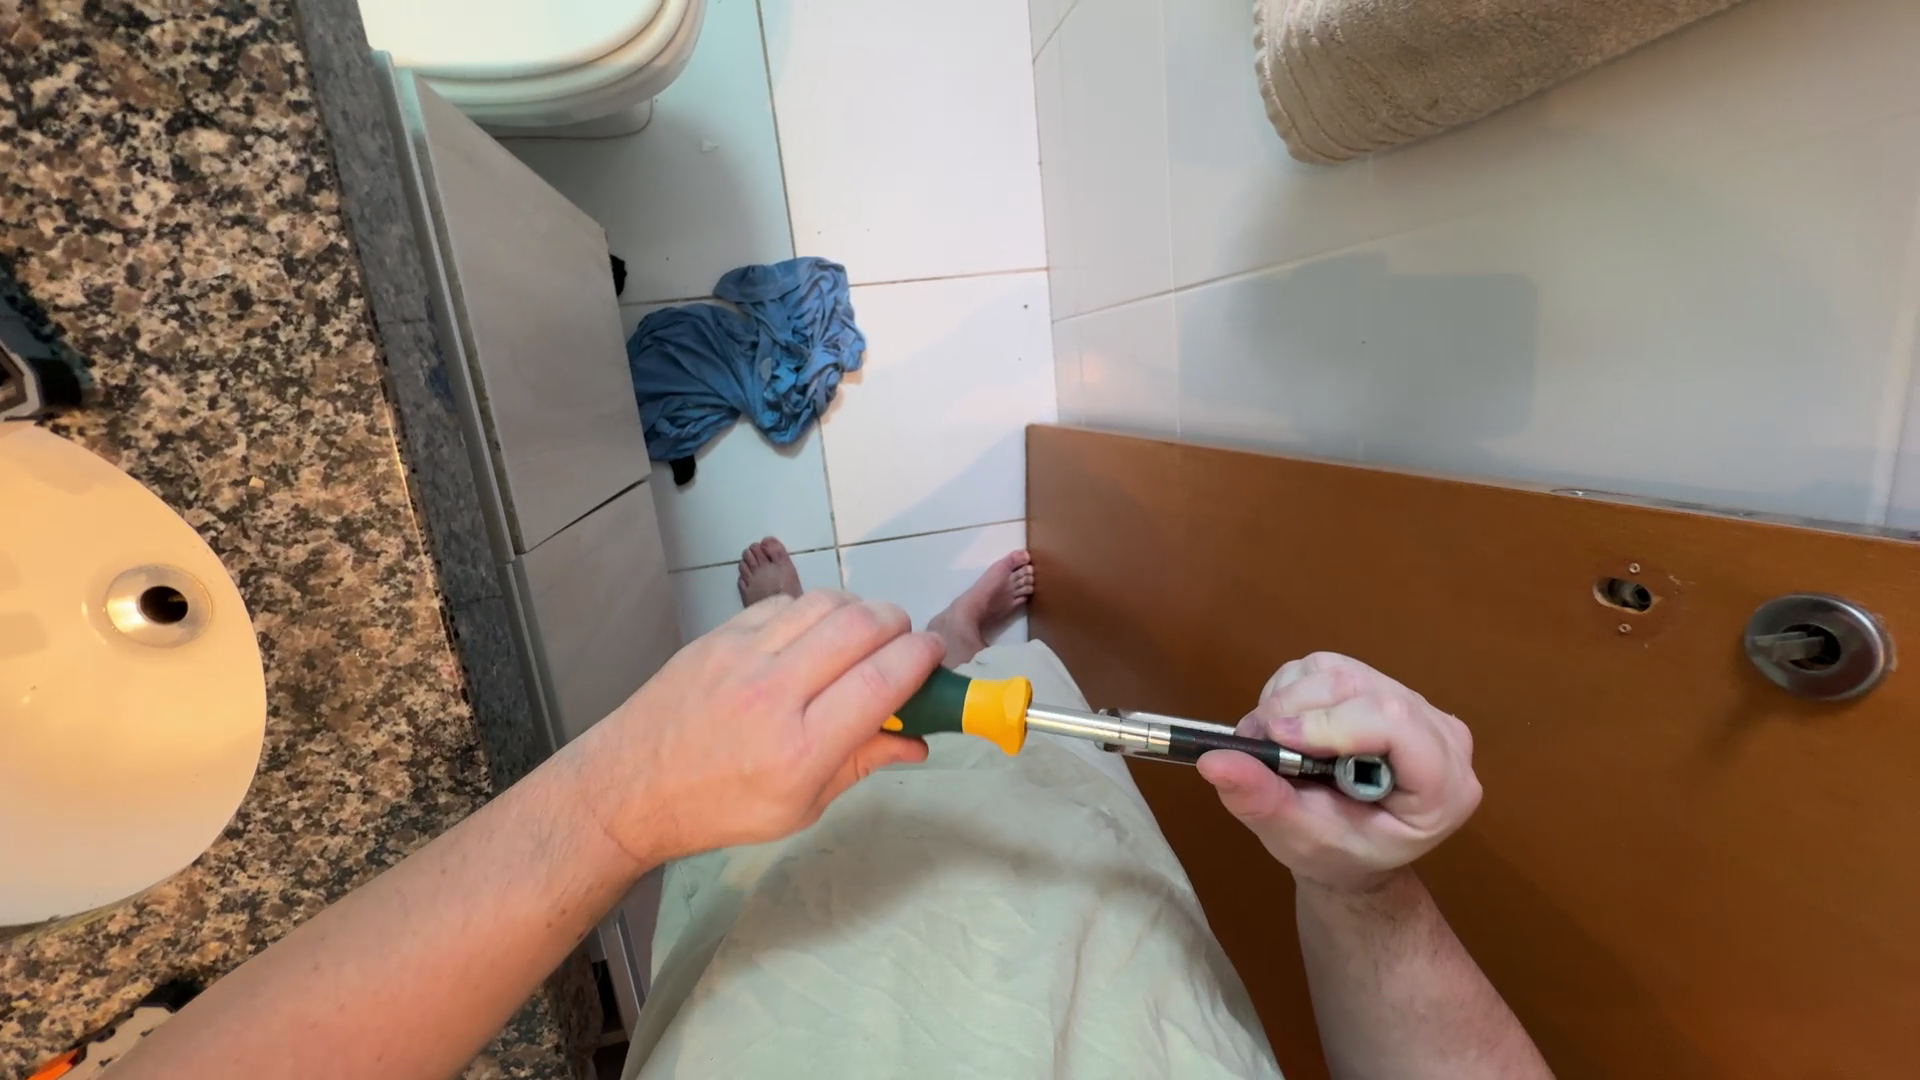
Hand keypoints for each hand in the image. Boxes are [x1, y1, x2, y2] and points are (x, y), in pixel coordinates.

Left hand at [559, 589, 944, 869]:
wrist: (632, 784)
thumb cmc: (722, 807)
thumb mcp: (800, 808)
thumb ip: (863, 763)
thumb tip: (919, 741)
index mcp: (800, 749)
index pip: (880, 682)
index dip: (921, 657)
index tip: (935, 653)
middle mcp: (774, 693)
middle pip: (861, 626)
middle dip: (899, 624)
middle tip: (902, 641)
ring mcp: (743, 654)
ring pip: (826, 602)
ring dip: (860, 610)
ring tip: (862, 634)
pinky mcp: (721, 634)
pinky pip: (786, 602)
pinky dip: (815, 611)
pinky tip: (813, 634)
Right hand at [1196, 652, 1480, 892]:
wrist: (1348, 848)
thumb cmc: (1335, 854)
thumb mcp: (1297, 838)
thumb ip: (1261, 800)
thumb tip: (1211, 761)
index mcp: (1444, 786)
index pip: (1397, 723)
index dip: (1331, 722)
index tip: (1275, 740)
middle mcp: (1440, 735)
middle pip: (1359, 688)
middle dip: (1293, 710)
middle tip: (1253, 743)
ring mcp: (1411, 703)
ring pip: (1336, 671)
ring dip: (1285, 700)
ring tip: (1267, 741)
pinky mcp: (1376, 684)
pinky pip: (1323, 666)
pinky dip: (1288, 689)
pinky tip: (1286, 725)